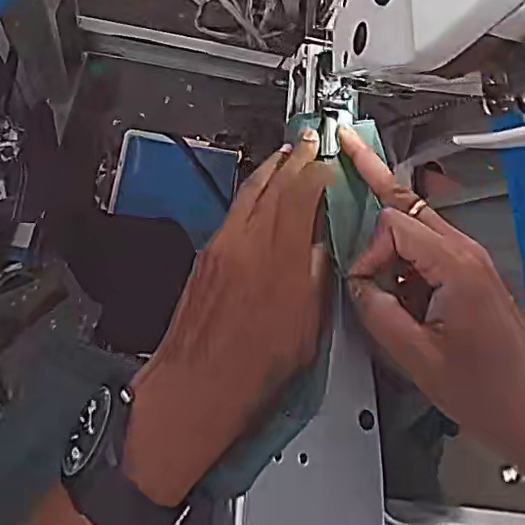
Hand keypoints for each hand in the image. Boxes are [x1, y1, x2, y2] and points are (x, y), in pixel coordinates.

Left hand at [122, 128, 331, 505]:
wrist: (195, 384)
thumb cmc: (251, 368)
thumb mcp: (305, 328)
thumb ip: (316, 280)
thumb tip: (321, 252)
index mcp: (279, 260)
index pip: (301, 197)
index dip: (318, 174)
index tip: (330, 165)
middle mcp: (248, 243)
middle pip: (275, 184)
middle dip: (296, 158)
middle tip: (311, 140)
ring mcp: (223, 244)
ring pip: (250, 190)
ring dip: (272, 167)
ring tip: (287, 154)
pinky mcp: (207, 253)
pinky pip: (235, 207)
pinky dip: (252, 190)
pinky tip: (260, 190)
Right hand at [338, 126, 524, 461]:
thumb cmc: (488, 391)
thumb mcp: (416, 356)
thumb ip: (376, 311)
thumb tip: (356, 283)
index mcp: (456, 265)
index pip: (395, 225)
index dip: (368, 252)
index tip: (360, 282)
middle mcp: (466, 253)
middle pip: (409, 204)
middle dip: (374, 178)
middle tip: (350, 147)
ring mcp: (470, 262)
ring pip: (416, 227)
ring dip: (388, 245)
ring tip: (373, 276)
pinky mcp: (469, 276)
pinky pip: (427, 252)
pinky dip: (403, 265)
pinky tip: (399, 298)